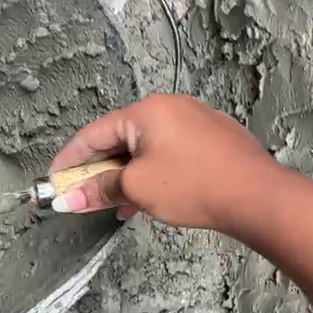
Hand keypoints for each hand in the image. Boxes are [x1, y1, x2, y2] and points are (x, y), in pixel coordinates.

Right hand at [47, 94, 284, 232]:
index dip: (70, 159)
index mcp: (147, 111)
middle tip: (82, 195)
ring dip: (124, 176)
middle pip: (119, 139)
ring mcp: (195, 122)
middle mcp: (170, 108)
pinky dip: (149, 174)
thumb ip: (99, 190)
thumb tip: (68, 200)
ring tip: (115, 204)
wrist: (258, 197)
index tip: (55, 181)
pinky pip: (167, 154)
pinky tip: (146, 199)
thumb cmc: (194, 185)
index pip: (93, 133)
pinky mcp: (212, 141)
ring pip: (144, 149)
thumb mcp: (136, 188)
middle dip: (98, 170)